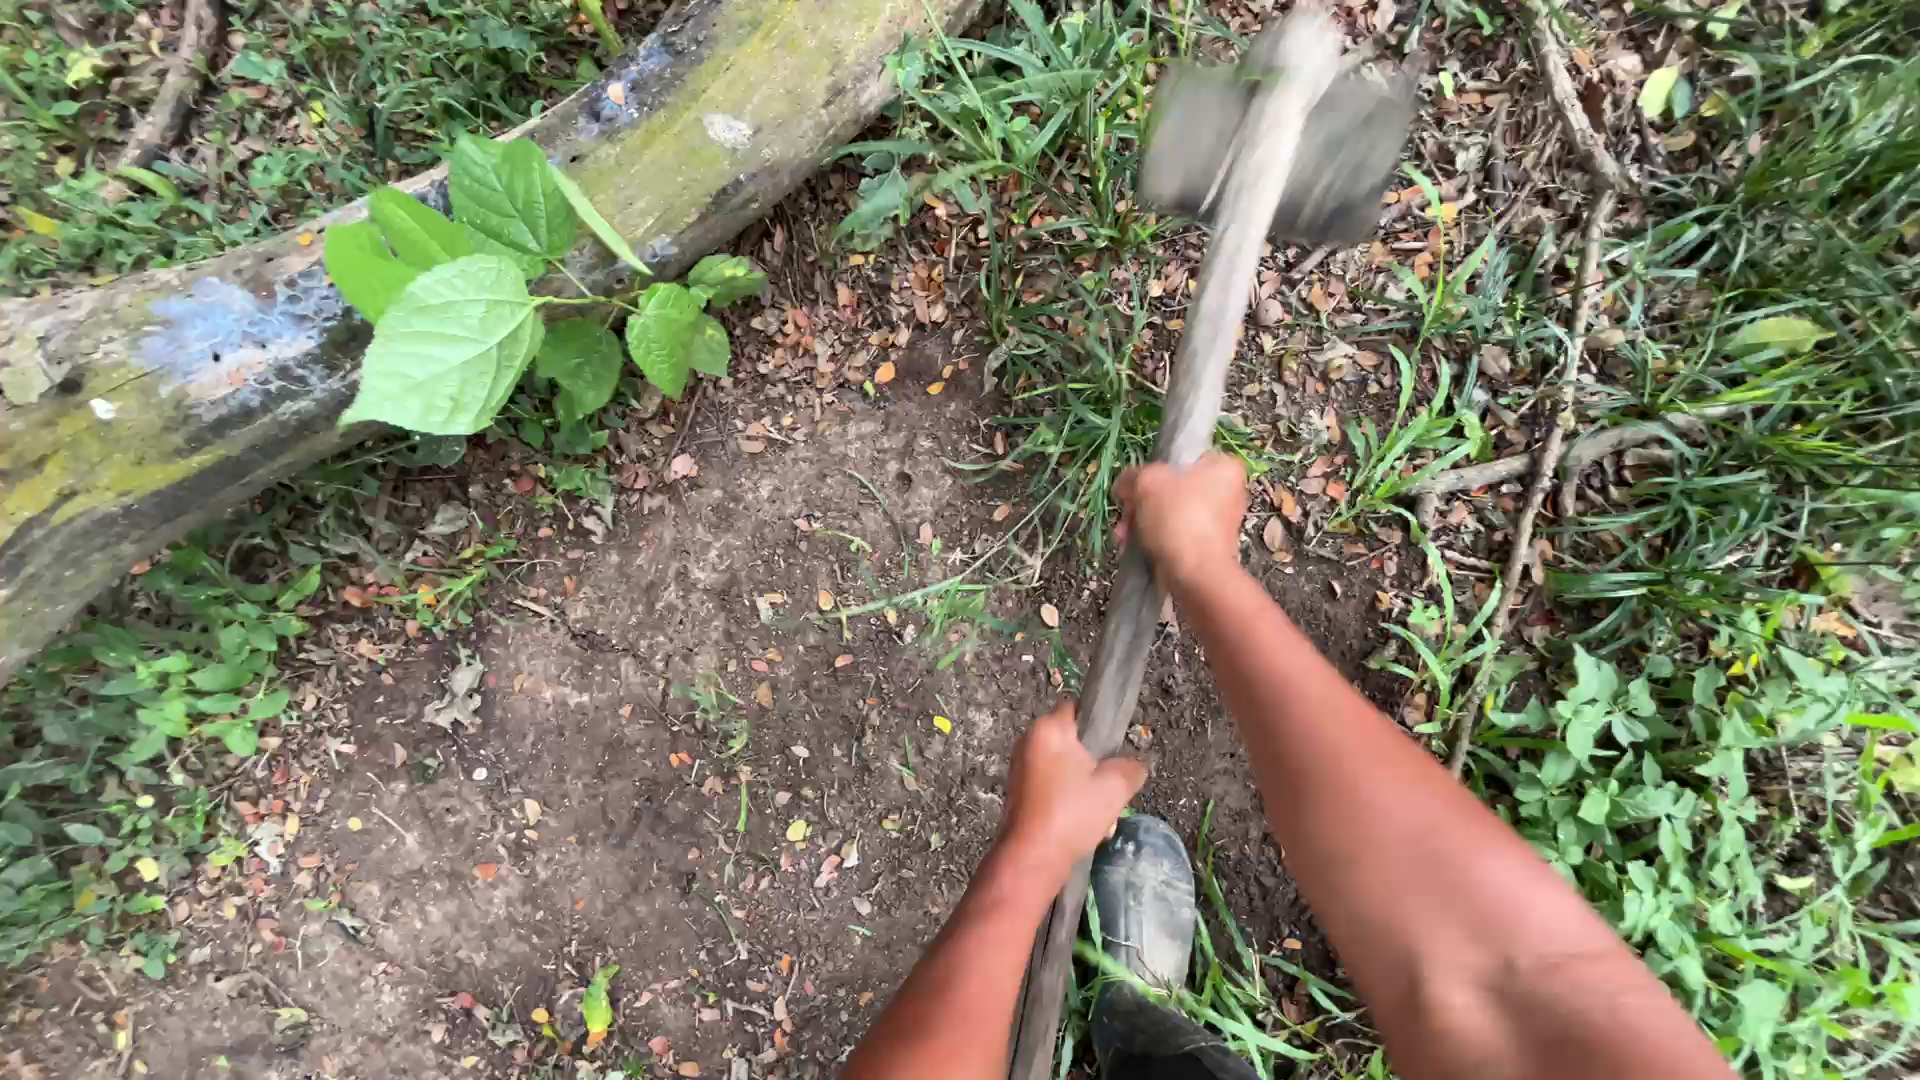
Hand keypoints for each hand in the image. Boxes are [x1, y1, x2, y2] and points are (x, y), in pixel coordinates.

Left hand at [998, 701, 1147, 873]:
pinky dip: (1068, 798)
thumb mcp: (1114, 788)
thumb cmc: (1072, 812)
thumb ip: (1131, 768)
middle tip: (1111, 785)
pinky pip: (1052, 784)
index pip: (1076, 708)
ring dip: (1084, 785)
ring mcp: (1021, 765)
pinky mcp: (1019, 789)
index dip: (1098, 723)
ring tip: (1100, 812)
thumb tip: (1138, 763)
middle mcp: (1029, 740)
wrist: (1032, 856)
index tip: (1114, 746)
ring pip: (1064, 766)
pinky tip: (1083, 823)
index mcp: (1048, 728)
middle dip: (1094, 763)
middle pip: (1072, 741)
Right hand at [1114, 453, 1248, 587]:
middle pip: (1170, 487)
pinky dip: (1154, 537)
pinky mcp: (1208, 545)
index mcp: (1224, 466)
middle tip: (1126, 514)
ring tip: (1124, 535)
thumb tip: (1124, 486)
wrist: (1196, 574)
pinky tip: (1135, 545)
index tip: (1136, 487)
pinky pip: (1175, 532)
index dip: (1153, 470)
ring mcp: (1219, 520)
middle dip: (1140, 502)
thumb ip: (1131, 476)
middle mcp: (1228, 490)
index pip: (1182, 457)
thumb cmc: (1178, 517)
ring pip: (1168, 511)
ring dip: (1142, 521)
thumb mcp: (1146, 482)